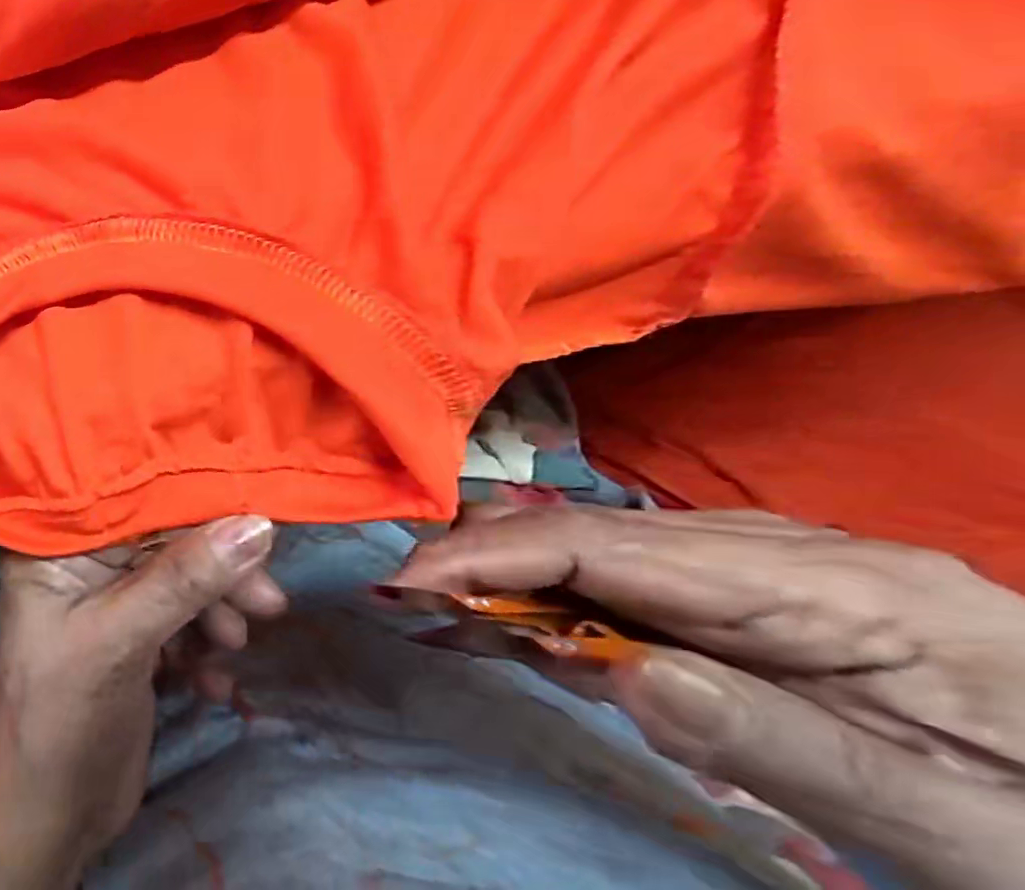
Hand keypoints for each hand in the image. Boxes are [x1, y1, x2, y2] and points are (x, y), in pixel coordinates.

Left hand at [0, 515, 285, 889]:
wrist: (48, 817)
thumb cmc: (62, 716)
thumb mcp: (119, 640)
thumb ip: (184, 580)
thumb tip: (255, 525)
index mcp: (56, 547)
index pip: (132, 503)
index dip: (193, 506)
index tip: (255, 519)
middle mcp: (80, 564)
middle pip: (164, 542)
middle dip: (215, 569)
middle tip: (265, 601)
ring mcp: (107, 601)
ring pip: (179, 581)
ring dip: (215, 608)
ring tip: (232, 645)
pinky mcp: (132, 637)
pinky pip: (180, 619)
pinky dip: (202, 643)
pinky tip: (209, 679)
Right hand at [395, 506, 1024, 889]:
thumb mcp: (953, 831)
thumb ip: (784, 747)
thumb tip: (621, 675)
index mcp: (842, 589)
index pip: (616, 544)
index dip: (497, 555)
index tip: (410, 585)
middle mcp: (791, 551)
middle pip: (595, 532)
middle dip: (489, 561)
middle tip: (415, 607)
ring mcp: (772, 564)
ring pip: (603, 547)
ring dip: (521, 581)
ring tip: (460, 620)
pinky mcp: (758, 592)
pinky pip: (635, 578)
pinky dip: (568, 600)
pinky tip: (536, 626)